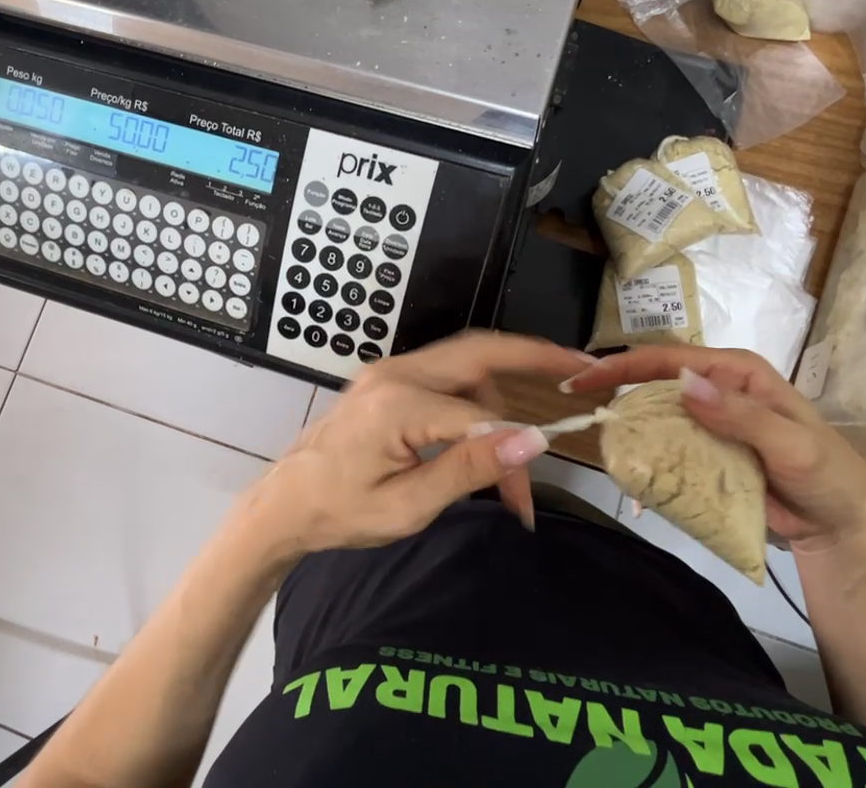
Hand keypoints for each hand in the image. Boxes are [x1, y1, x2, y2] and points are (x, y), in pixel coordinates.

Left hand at [233, 332, 594, 559]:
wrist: (285, 503)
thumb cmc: (339, 512)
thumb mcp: (407, 506)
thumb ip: (470, 468)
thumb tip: (531, 438)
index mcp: (396, 404)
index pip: (477, 413)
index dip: (516, 438)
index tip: (550, 457)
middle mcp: (394, 374)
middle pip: (478, 353)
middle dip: (532, 357)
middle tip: (580, 366)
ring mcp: (389, 373)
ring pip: (466, 367)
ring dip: (500, 401)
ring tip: (517, 464)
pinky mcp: (388, 382)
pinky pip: (445, 379)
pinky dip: (476, 402)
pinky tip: (489, 438)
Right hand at [564, 345, 865, 551]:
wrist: (839, 526)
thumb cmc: (826, 475)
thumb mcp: (792, 444)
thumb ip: (741, 414)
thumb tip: (685, 384)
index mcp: (736, 372)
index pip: (670, 359)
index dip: (624, 366)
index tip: (583, 380)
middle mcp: (716, 390)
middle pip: (654, 385)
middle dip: (618, 397)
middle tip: (583, 414)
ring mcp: (708, 423)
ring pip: (656, 419)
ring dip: (631, 433)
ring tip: (606, 449)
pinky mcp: (704, 453)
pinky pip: (666, 450)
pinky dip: (647, 461)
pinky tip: (633, 479)